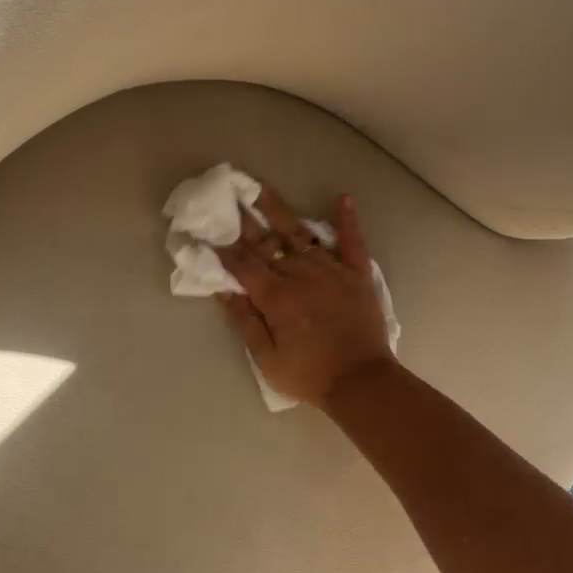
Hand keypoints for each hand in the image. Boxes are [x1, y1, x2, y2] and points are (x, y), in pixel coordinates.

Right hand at [213, 187, 395, 409]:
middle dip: (245, 220)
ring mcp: (331, 271)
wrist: (363, 383)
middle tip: (230, 197)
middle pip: (266, 242)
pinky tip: (343, 198)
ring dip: (280, 210)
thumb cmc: (309, 375)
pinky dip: (348, 220)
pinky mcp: (357, 275)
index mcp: (275, 296)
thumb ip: (245, 321)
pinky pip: (352, 241)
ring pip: (300, 234)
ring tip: (263, 189)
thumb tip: (224, 289)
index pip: (243, 264)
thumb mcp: (266, 358)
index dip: (224, 247)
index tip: (210, 229)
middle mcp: (300, 275)